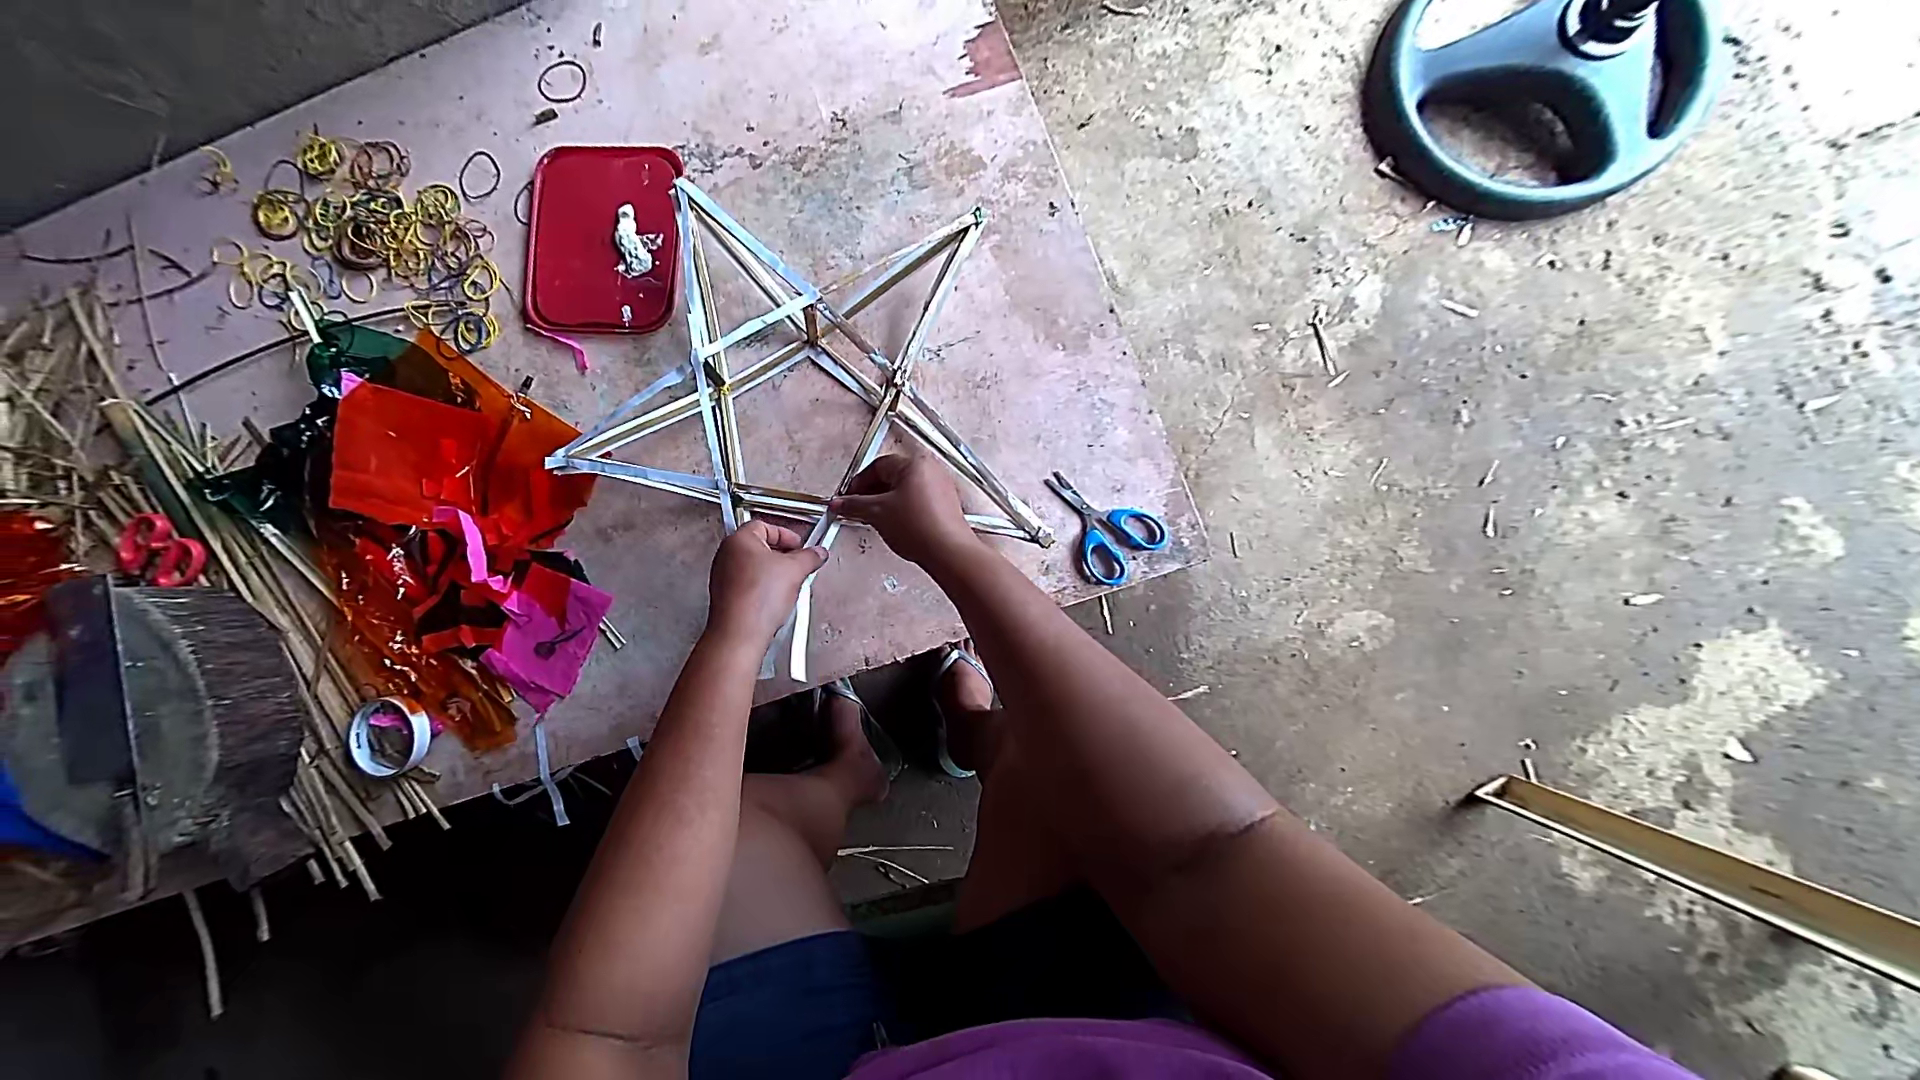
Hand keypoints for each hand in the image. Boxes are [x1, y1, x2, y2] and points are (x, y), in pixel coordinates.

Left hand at [706, 521, 828, 646]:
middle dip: (783, 554)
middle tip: (798, 563)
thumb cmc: (756, 599)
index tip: (800, 545)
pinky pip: (749, 584)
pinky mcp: (726, 596)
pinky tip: (777, 599)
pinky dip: (764, 588)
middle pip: (760, 546)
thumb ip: (810, 556)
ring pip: (755, 566)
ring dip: (775, 573)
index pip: (766, 525)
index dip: (787, 535)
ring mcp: (724, 576)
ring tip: (789, 583)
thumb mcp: (796, 570)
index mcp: (739, 540)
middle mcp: (726, 555)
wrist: (741, 632)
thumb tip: (817, 553)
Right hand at [829, 454, 977, 567]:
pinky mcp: (946, 504)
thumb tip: (841, 503)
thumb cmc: (922, 528)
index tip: (849, 496)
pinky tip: (896, 523)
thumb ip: (854, 505)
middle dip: (871, 492)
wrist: (948, 551)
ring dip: (887, 501)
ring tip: (876, 517)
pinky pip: (918, 500)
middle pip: (892, 475)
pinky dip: (903, 508)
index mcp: (914, 463)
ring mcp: (941, 486)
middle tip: (859, 507)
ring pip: (905, 488)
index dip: (859, 482)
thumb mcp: (877, 514)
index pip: (877, 465)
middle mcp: (931, 470)